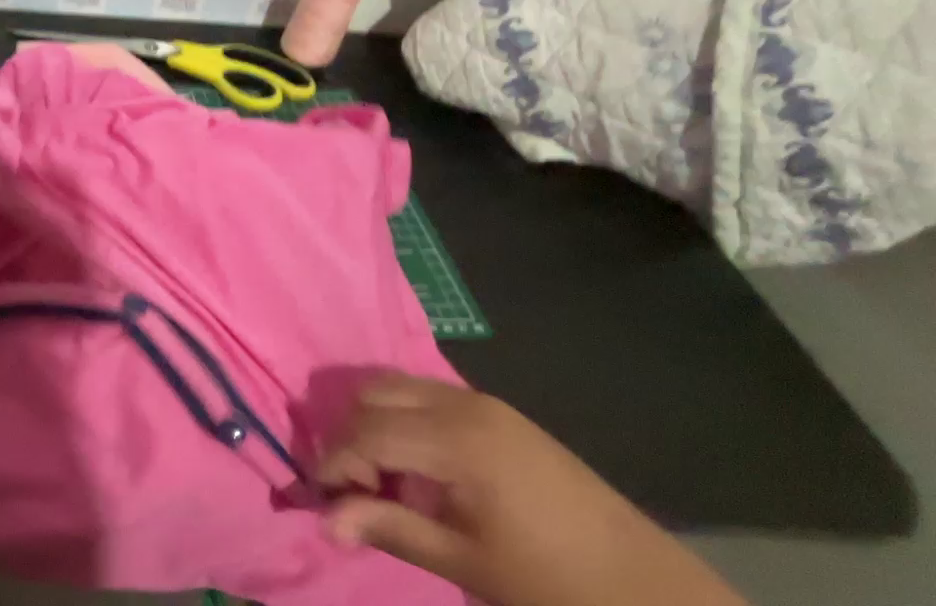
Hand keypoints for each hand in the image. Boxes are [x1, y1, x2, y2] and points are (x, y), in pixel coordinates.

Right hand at [319, 373, 745, 605]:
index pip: (365, 432)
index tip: (324, 501)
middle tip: (357, 491)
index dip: (334, 464)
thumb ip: (389, 528)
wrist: (646, 584)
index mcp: (456, 440)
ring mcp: (483, 402)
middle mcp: (462, 404)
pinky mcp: (498, 411)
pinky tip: (419, 468)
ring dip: (374, 423)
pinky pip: (426, 394)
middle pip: (372, 395)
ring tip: (386, 481)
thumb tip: (325, 521)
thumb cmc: (552, 580)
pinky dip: (403, 418)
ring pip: (396, 386)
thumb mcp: (464, 560)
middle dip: (349, 438)